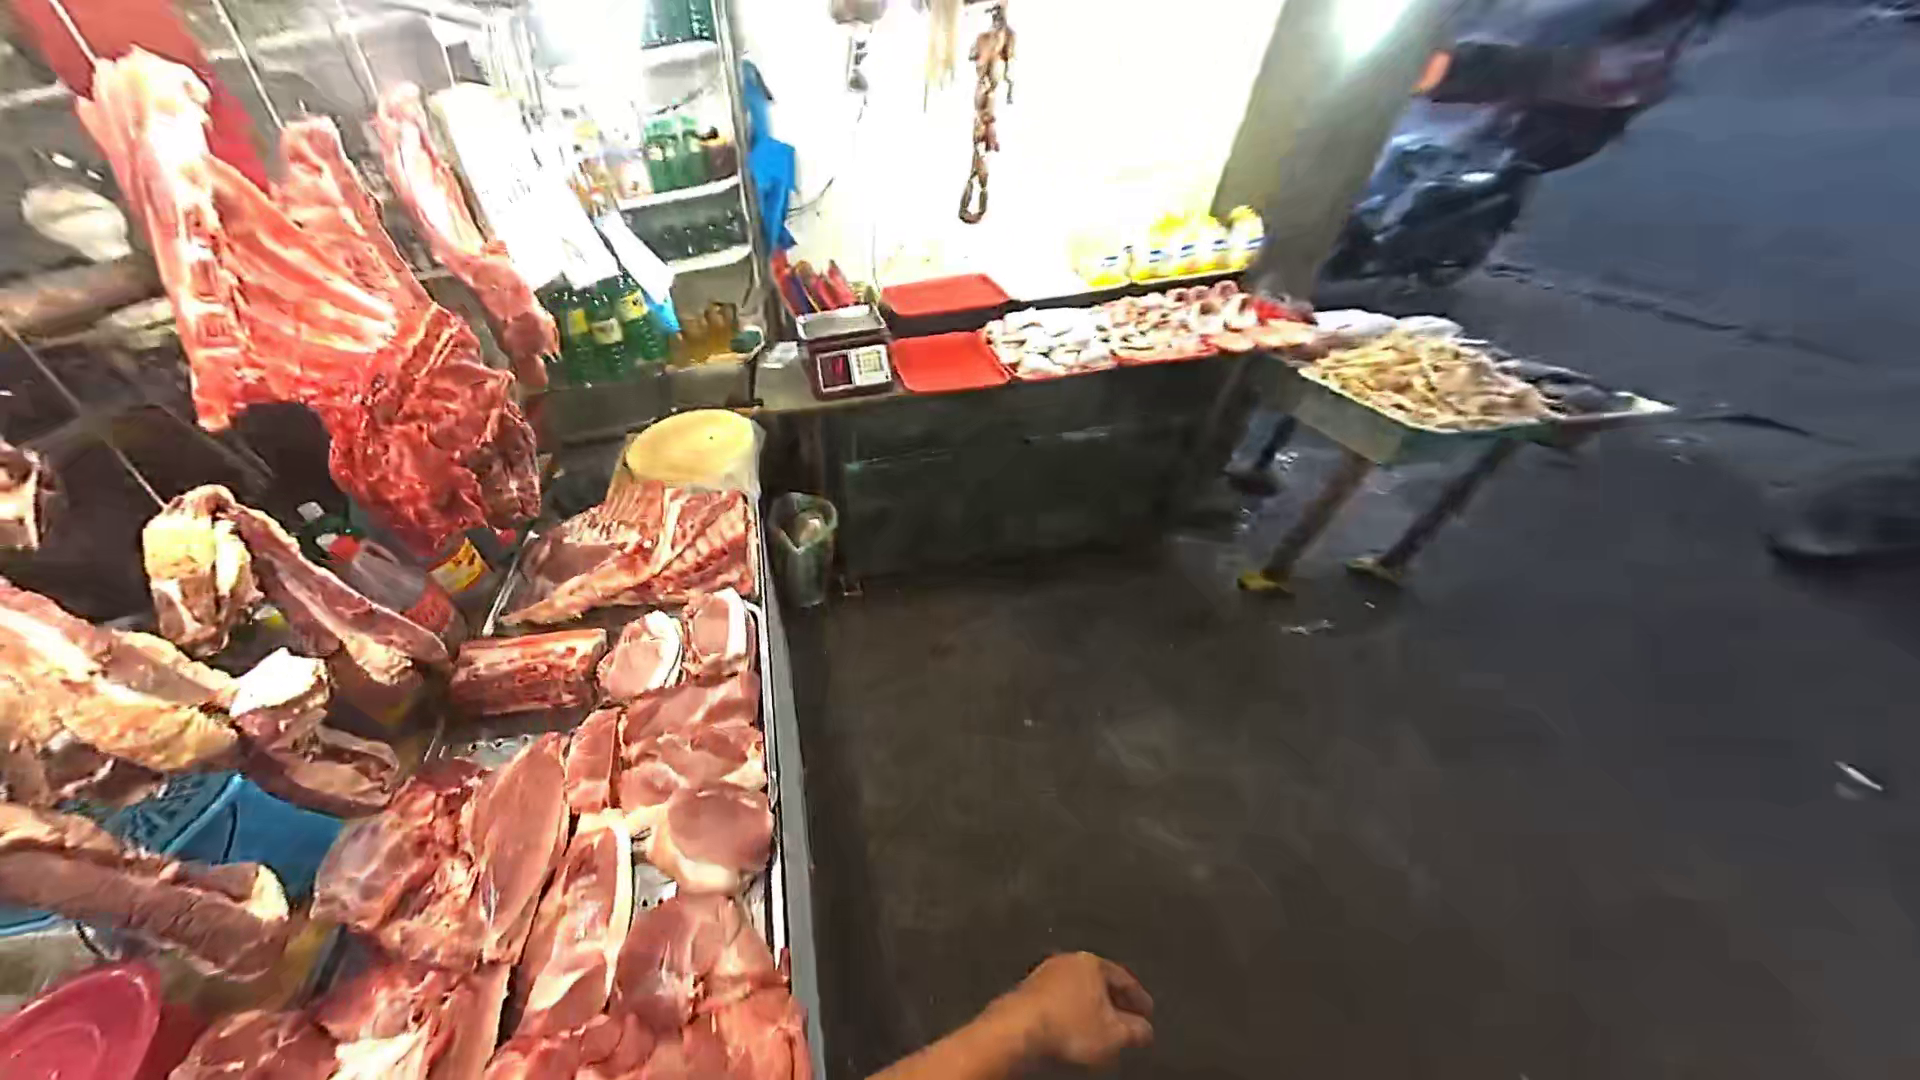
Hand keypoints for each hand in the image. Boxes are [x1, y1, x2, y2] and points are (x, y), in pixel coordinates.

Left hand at [988, 952, 1153, 1068]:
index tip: (1149, 1010)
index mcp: (1092, 963)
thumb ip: (1135, 1030)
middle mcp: (1070, 959)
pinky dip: (1075, 1007)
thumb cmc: (1071, 1026)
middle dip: (1116, 999)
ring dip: (1094, 1004)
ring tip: (1105, 1024)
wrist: (1022, 1026)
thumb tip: (1147, 1028)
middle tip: (1130, 1017)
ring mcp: (1049, 970)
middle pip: (1100, 979)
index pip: (1123, 977)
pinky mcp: (1033, 986)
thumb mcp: (1113, 1034)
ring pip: (1080, 986)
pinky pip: (1063, 994)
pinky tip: (1077, 1024)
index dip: (1139, 996)